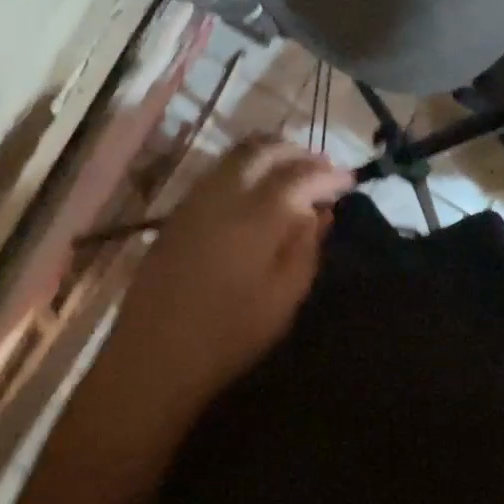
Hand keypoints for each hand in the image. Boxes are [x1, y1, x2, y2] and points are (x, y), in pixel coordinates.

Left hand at [98, 136, 352, 418]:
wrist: (153, 353)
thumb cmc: (227, 336)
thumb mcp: (283, 300)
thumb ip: (306, 249)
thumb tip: (321, 212)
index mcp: (256, 217)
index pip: (300, 176)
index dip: (329, 174)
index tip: (350, 180)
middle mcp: (224, 194)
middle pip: (265, 150)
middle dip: (300, 153)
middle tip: (325, 168)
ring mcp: (196, 198)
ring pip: (237, 153)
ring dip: (271, 153)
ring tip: (294, 170)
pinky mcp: (178, 210)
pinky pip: (218, 169)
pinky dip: (245, 165)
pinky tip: (257, 186)